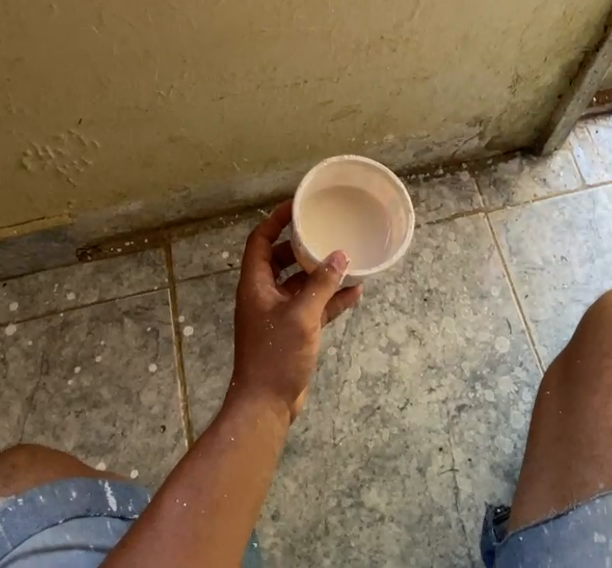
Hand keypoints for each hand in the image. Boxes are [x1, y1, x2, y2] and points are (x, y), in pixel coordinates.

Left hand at [226, 201, 361, 422]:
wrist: (266, 405)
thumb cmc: (275, 355)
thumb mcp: (301, 315)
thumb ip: (322, 284)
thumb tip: (340, 255)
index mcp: (255, 284)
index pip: (260, 240)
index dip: (276, 220)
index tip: (298, 205)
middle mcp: (264, 294)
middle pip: (280, 258)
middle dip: (302, 245)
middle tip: (325, 230)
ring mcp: (278, 314)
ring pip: (300, 283)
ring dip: (321, 273)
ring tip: (347, 258)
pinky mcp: (293, 332)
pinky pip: (313, 306)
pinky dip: (331, 298)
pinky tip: (356, 292)